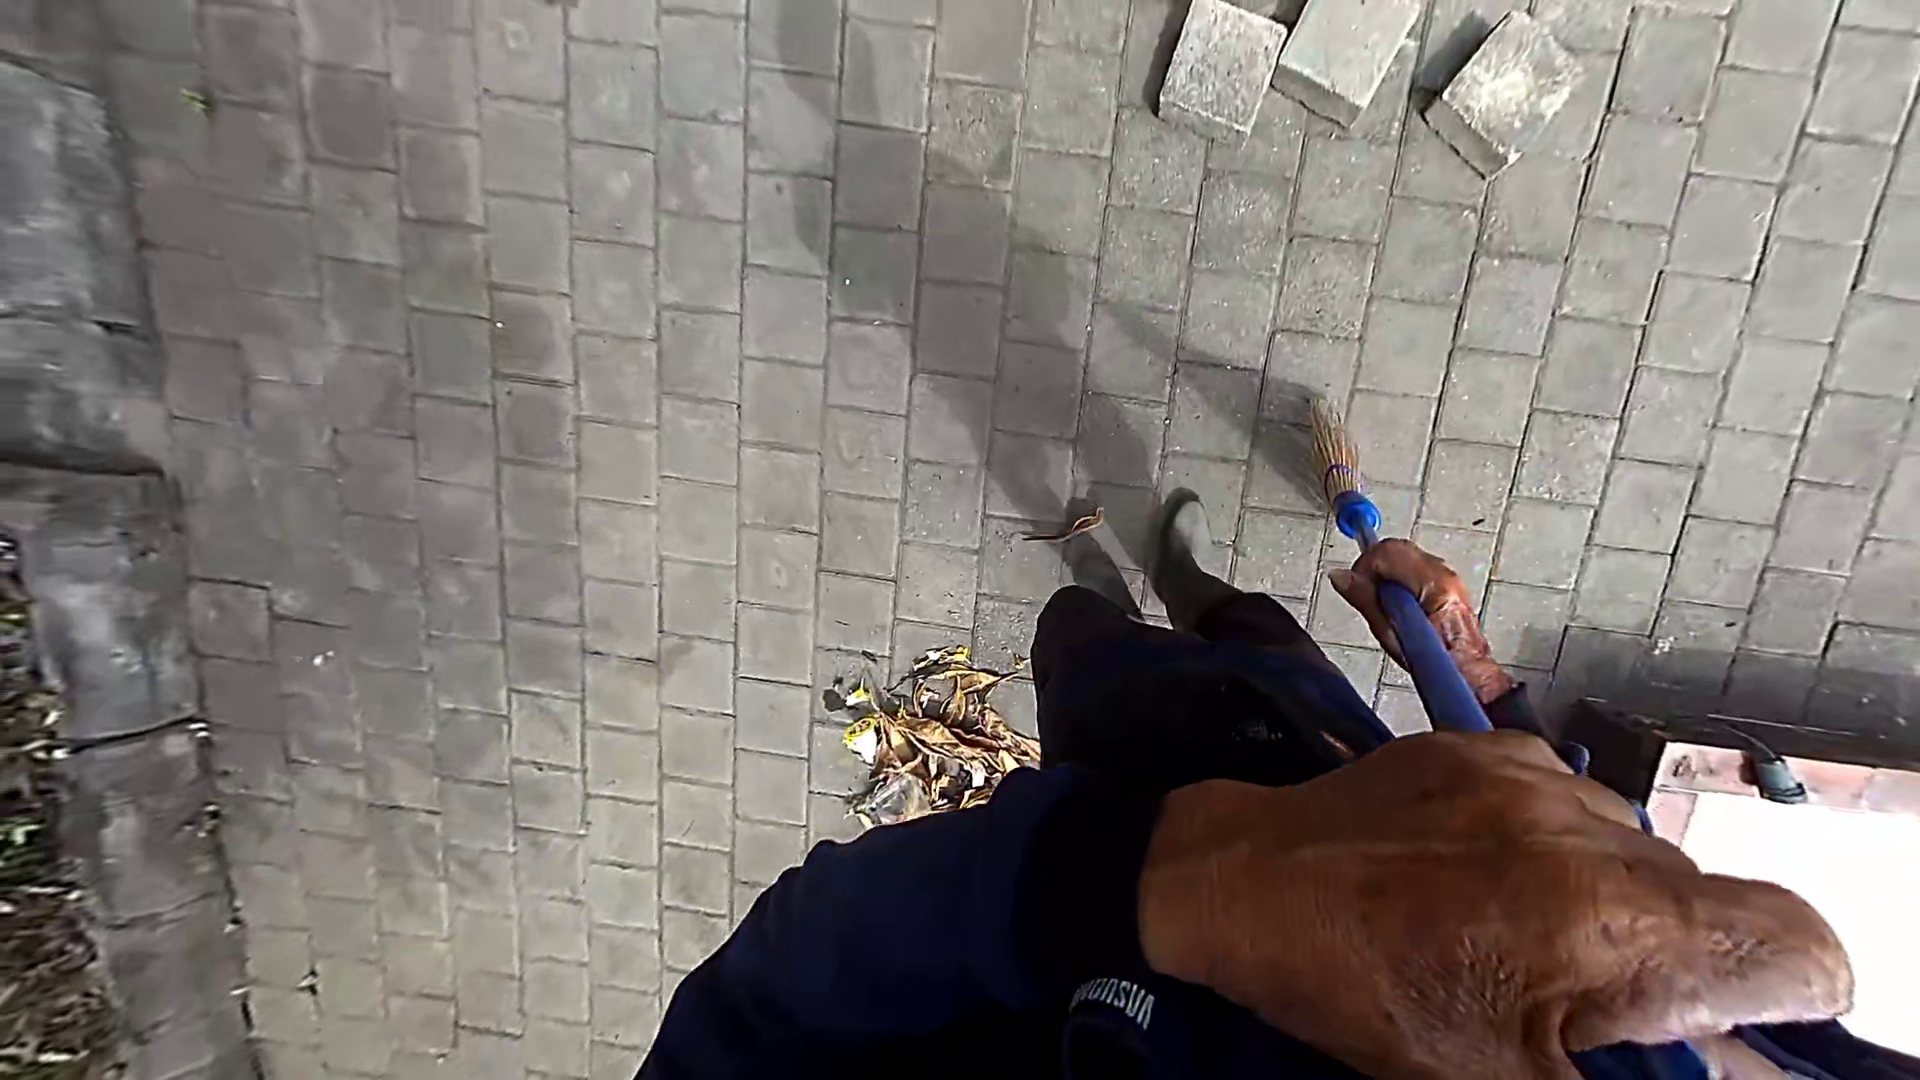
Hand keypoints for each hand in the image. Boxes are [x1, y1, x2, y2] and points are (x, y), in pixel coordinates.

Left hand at [1138, 732, 1851, 1079]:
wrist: (1246, 878)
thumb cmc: (1360, 986)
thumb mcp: (1515, 1073)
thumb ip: (1645, 1072)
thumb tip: (1722, 1051)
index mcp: (1604, 919)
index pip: (1799, 943)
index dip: (1775, 990)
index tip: (1699, 1010)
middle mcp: (1567, 825)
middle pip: (1698, 887)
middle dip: (1663, 938)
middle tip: (1570, 966)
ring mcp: (1501, 769)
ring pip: (1620, 831)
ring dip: (1595, 874)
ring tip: (1507, 903)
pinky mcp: (1448, 742)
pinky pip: (1545, 780)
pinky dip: (1536, 819)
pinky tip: (1471, 848)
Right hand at [1328, 539, 1513, 703]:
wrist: (1466, 670)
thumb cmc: (1430, 658)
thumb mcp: (1386, 631)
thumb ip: (1363, 597)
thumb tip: (1340, 575)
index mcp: (1431, 585)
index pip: (1386, 552)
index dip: (1365, 567)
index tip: (1361, 587)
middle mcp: (1444, 574)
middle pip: (1396, 548)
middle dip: (1374, 565)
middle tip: (1370, 591)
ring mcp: (1449, 576)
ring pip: (1405, 554)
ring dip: (1388, 572)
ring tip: (1386, 600)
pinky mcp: (1449, 581)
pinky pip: (1415, 565)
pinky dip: (1400, 576)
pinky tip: (1400, 600)